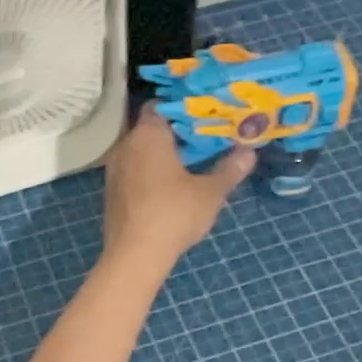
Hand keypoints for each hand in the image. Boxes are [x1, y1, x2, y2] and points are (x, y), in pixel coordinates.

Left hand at [101, 105, 255, 267]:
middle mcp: (126, 145)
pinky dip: (148, 175)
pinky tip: (167, 190)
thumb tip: (249, 152)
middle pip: (151, 128)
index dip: (183, 109)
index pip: (162, 105)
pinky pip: (133, 173)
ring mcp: (114, 170)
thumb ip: (229, 169)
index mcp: (148, 134)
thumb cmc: (173, 215)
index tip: (204, 119)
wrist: (134, 256)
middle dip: (175, 134)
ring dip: (161, 156)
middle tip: (202, 142)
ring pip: (140, 152)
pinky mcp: (112, 194)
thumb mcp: (210, 193)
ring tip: (188, 166)